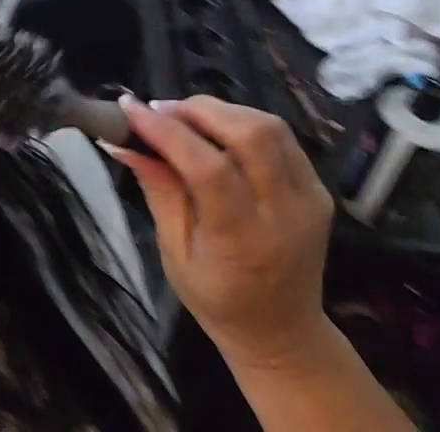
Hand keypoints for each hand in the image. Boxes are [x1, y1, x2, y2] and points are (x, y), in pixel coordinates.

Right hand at [105, 95, 336, 370]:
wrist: (282, 331)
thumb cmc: (216, 297)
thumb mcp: (174, 249)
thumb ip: (157, 188)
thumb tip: (120, 141)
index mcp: (243, 239)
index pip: (208, 168)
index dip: (166, 130)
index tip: (129, 108)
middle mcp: (284, 214)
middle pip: (250, 134)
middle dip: (197, 110)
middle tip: (159, 110)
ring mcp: (310, 199)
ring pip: (270, 127)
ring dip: (221, 110)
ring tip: (183, 116)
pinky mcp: (319, 190)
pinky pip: (282, 138)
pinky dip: (243, 122)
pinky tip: (215, 130)